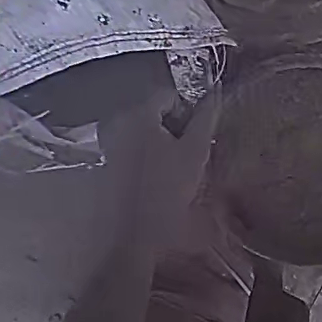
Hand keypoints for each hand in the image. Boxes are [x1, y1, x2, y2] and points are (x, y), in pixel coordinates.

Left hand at [102, 87, 223, 249]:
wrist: (134, 232)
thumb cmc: (169, 188)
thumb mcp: (195, 152)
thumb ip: (206, 118)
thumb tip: (215, 90)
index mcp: (137, 114)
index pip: (168, 95)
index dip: (188, 112)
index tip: (198, 139)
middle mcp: (117, 121)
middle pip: (154, 112)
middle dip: (175, 129)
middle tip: (190, 156)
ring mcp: (108, 142)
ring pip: (145, 131)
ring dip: (163, 144)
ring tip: (176, 170)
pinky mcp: (106, 161)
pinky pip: (133, 148)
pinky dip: (149, 156)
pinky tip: (158, 178)